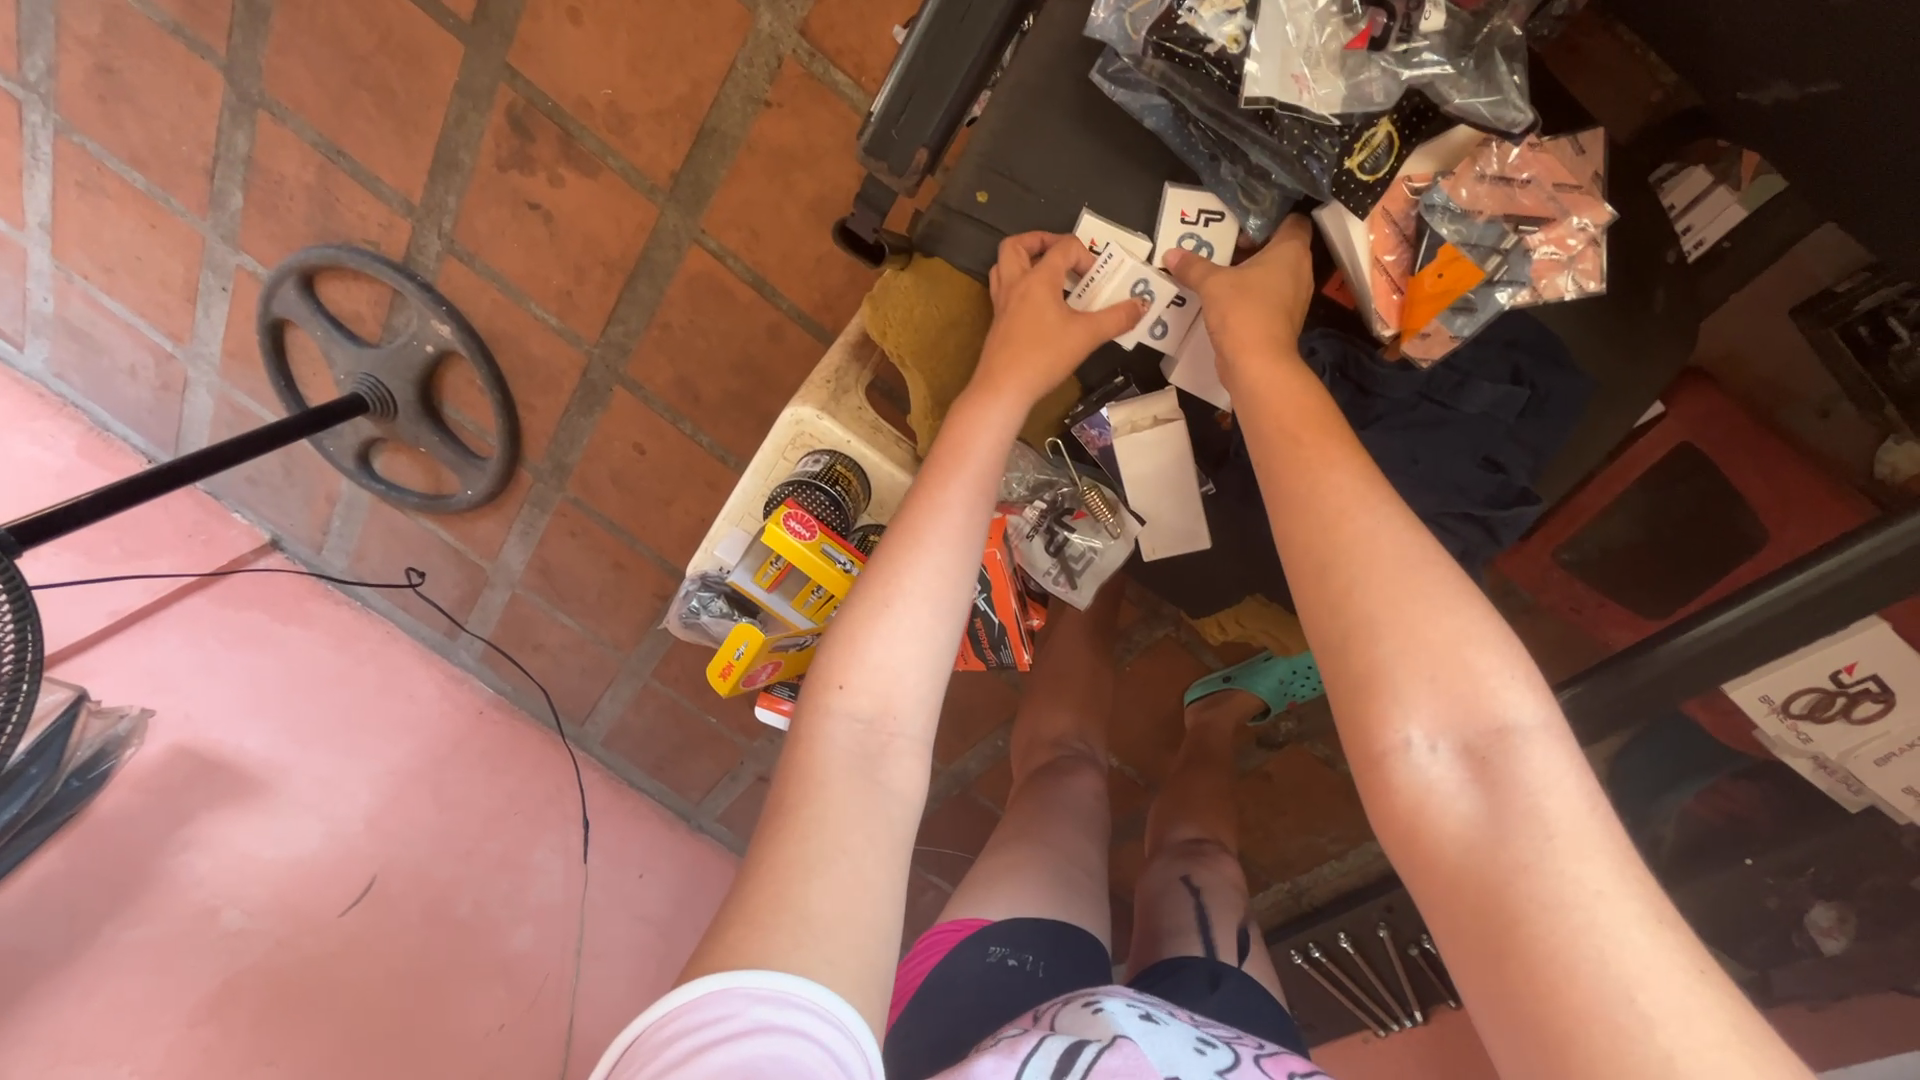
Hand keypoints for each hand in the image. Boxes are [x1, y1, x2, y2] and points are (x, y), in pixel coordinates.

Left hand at [973, 232, 1145, 405]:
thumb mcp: (1087, 336)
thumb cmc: (1044, 357)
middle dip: (1039, 241)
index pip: (1063, 248)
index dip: (1085, 255)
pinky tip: (1036, 305)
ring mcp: (1001, 303)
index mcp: (1038, 278)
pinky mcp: (997, 323)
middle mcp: (1015, 284)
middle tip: (1060, 253)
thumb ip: (1117, 318)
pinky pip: (1003, 291)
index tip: (1098, 278)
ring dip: (1023, 261)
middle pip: (1016, 245)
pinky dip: (1018, 286)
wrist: (1003, 389)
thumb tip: (1142, 305)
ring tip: (1045, 273)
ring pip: (1002, 266)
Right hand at [1164, 214, 1313, 392]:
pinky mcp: (1282, 321)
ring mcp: (1294, 299)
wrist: (1257, 364)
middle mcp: (1300, 271)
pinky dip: (1250, 295)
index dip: (1272, 217)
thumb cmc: (1242, 311)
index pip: (1293, 221)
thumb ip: (1192, 266)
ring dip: (1250, 272)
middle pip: (1280, 247)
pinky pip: (1267, 297)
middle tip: (1223, 247)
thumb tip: (1170, 254)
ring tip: (1220, 272)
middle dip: (1253, 246)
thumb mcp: (1212, 284)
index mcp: (1291, 251)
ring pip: (1273, 274)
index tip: (1244, 224)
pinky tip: (1225, 299)